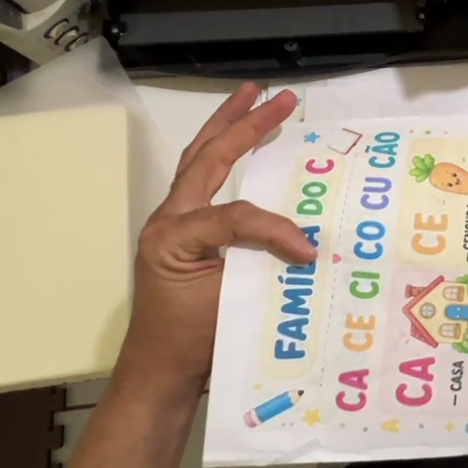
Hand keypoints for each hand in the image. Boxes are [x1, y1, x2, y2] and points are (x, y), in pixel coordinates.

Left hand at [113, 84, 315, 403]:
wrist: (159, 372)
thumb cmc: (190, 344)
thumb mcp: (229, 306)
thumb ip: (265, 267)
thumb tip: (308, 244)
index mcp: (173, 238)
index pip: (233, 215)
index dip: (275, 227)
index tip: (308, 251)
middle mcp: (167, 220)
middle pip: (207, 157)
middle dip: (244, 123)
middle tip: (281, 98)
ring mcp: (172, 222)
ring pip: (198, 160)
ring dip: (226, 126)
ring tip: (250, 96)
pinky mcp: (183, 229)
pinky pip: (203, 179)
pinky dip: (222, 153)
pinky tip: (239, 141)